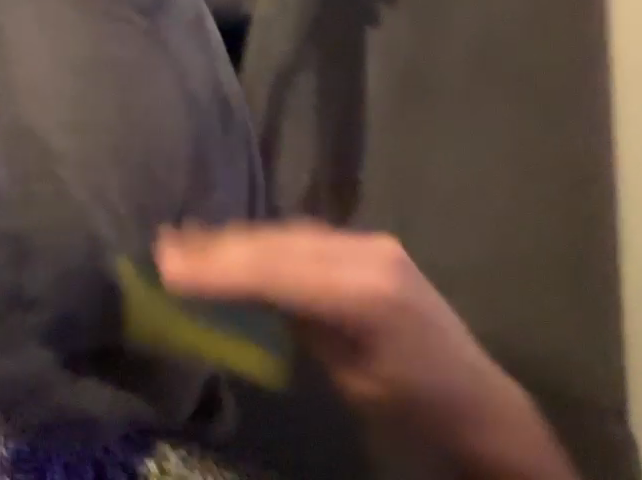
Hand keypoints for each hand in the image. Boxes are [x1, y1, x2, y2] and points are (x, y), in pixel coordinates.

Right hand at [156, 222, 577, 479]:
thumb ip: (298, 324)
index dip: (218, 269)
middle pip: (275, 245)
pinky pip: (301, 237)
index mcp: (365, 294)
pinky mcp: (366, 244)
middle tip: (162, 248)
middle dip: (216, 247)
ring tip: (184, 241)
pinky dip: (261, 241)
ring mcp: (368, 242)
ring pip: (284, 235)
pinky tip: (233, 243)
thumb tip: (237, 294)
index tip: (167, 267)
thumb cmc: (413, 405)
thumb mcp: (349, 377)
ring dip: (233, 239)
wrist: (479, 399)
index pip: (275, 273)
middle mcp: (366, 253)